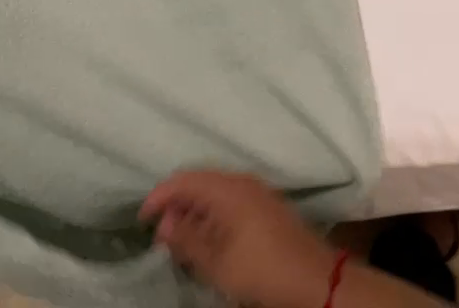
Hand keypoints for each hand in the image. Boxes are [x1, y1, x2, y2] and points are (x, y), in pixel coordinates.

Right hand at [141, 171, 338, 307]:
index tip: (143, 219)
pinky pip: (229, 201)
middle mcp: (241, 181)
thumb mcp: (217, 263)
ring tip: (181, 243)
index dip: (159, 196)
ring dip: (194, 213)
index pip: (183, 180)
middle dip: (176, 206)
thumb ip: (187, 241)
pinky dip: (212, 216)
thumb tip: (165, 226)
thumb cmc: (262, 269)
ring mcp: (256, 191)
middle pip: (198, 183)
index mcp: (227, 188)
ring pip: (214, 192)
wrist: (316, 279)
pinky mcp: (265, 205)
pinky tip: (208, 241)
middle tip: (162, 236)